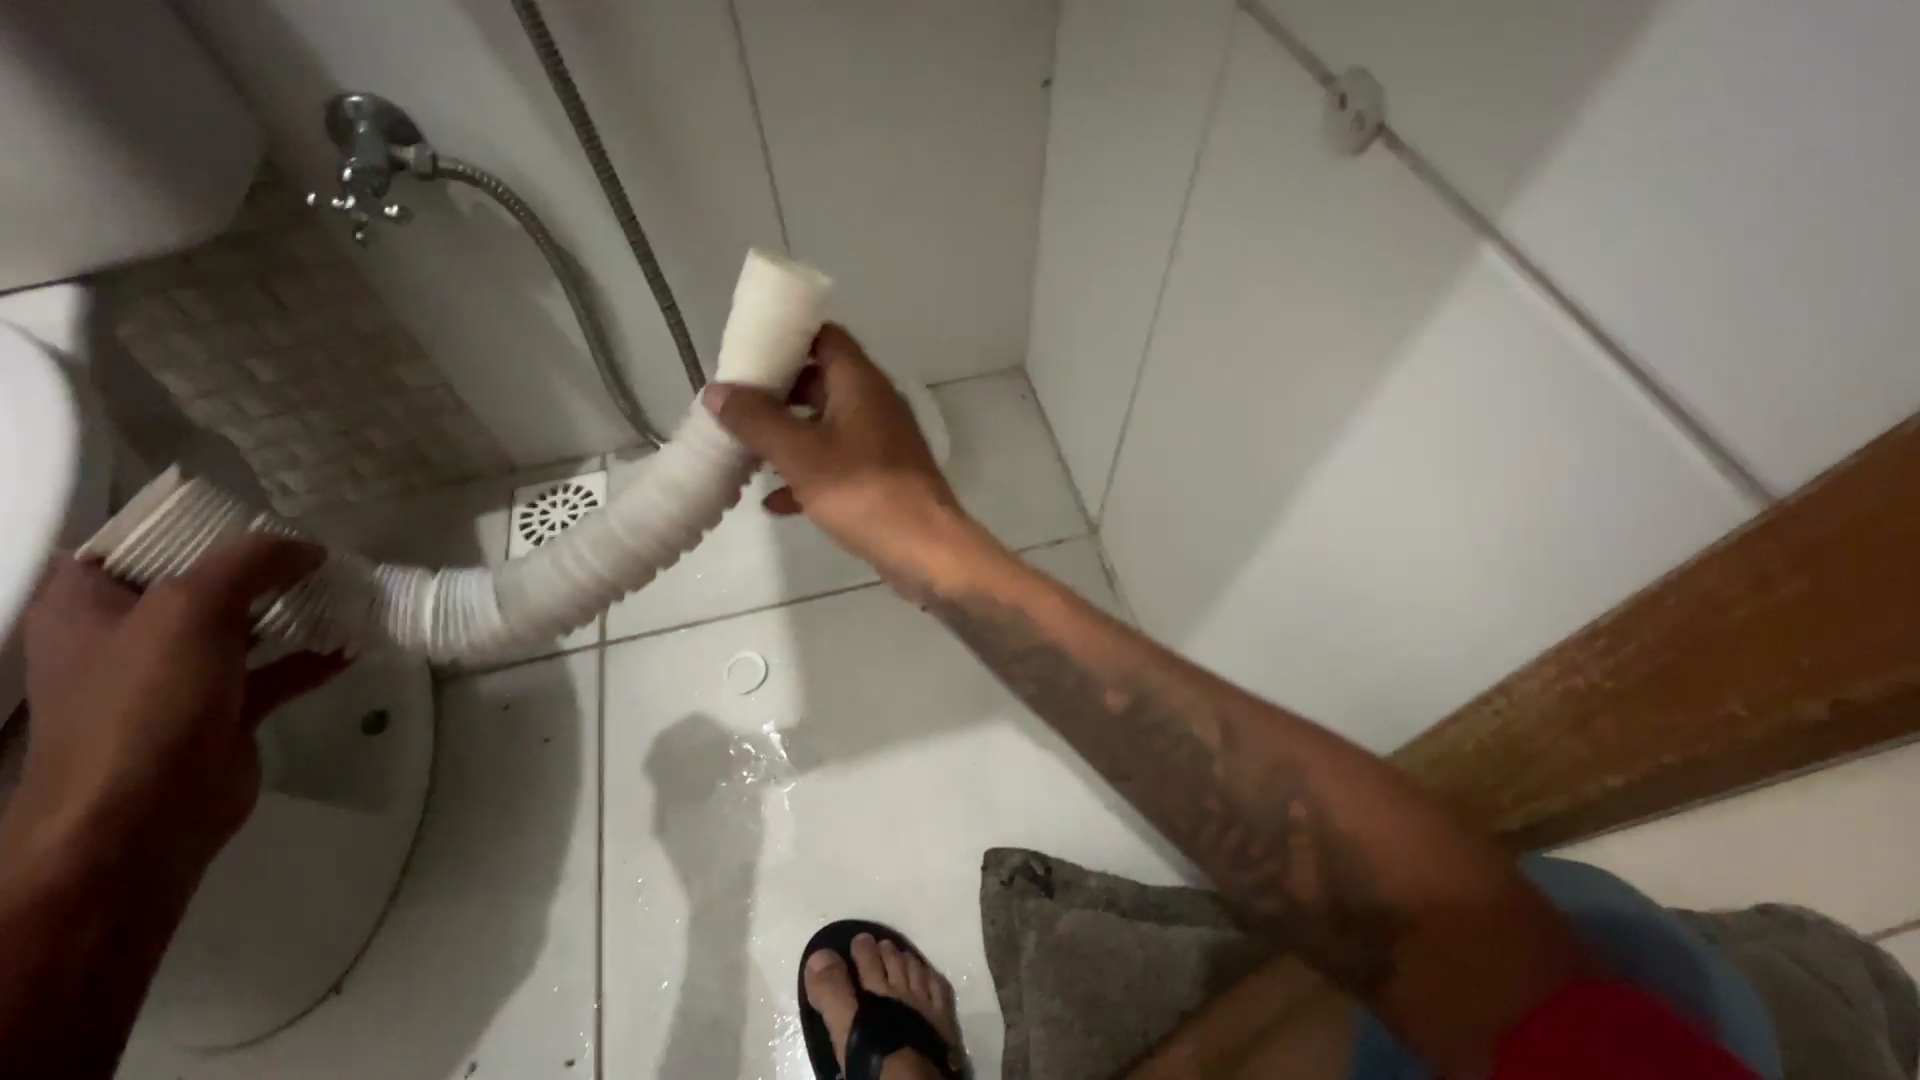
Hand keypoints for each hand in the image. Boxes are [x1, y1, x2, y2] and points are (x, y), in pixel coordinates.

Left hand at [14, 535, 347, 876]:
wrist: (141, 820)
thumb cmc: (144, 703)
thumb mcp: (190, 608)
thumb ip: (250, 562)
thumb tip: (307, 547)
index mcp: (87, 603)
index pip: (135, 540)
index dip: (193, 523)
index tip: (258, 514)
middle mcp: (127, 635)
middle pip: (201, 582)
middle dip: (261, 567)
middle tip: (318, 553)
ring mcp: (176, 678)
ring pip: (244, 627)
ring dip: (294, 610)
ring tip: (348, 591)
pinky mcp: (222, 713)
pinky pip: (275, 673)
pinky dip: (313, 658)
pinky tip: (354, 644)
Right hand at [703, 324, 986, 579]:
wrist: (926, 550)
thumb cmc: (863, 492)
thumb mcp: (800, 455)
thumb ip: (757, 420)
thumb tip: (718, 390)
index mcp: (860, 383)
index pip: (824, 336)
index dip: (786, 339)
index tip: (746, 355)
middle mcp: (874, 403)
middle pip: (821, 382)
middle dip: (778, 394)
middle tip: (737, 408)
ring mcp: (881, 442)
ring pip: (826, 426)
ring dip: (788, 437)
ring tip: (746, 452)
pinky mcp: (882, 477)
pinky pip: (837, 464)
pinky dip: (808, 475)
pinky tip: (776, 502)